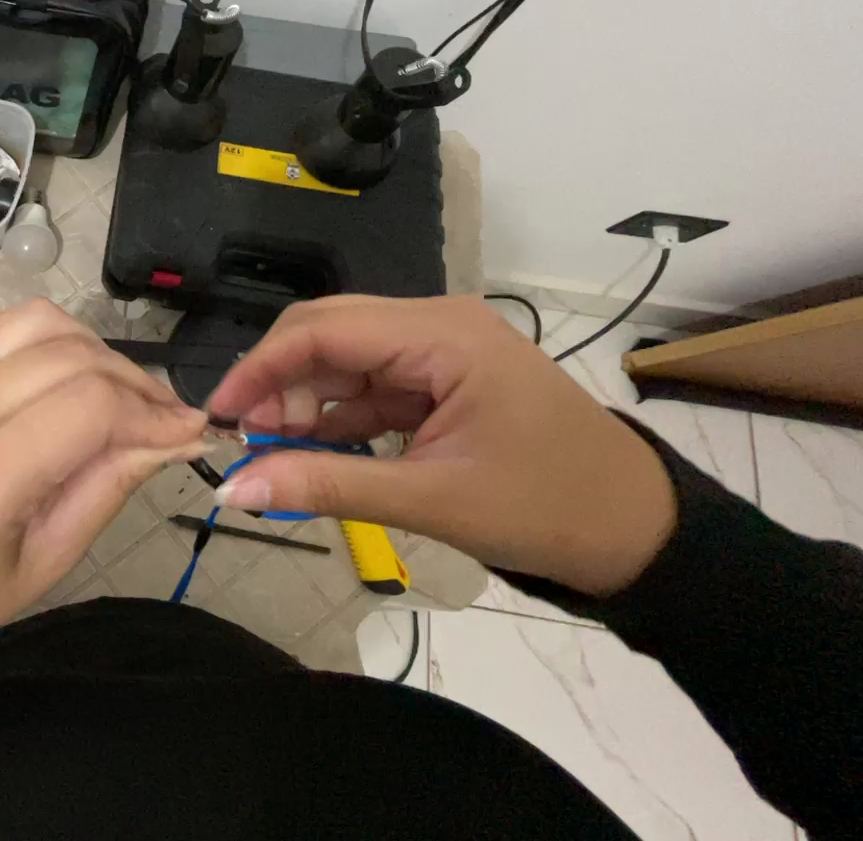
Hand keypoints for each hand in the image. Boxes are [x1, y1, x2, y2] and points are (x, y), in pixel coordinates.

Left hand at [0, 298, 207, 648]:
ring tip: (118, 391)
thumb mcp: (48, 560)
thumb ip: (111, 484)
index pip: (89, 407)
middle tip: (164, 415)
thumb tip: (176, 433)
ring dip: (94, 348)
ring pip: (38, 323)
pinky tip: (69, 371)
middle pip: (70, 357)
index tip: (188, 429)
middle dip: (134, 380)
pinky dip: (49, 336)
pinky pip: (2, 326)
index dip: (151, 410)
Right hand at [206, 295, 676, 596]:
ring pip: (339, 358)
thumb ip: (325, 486)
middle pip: (325, 332)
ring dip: (301, 399)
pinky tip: (312, 446)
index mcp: (442, 334)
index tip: (218, 415)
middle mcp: (434, 324)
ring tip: (274, 448)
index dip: (259, 369)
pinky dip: (332, 414)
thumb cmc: (549, 510)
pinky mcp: (437, 378)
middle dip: (277, 382)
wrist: (644, 536)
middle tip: (245, 438)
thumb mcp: (430, 500)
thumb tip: (233, 490)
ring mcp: (437, 349)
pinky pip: (364, 384)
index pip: (322, 330)